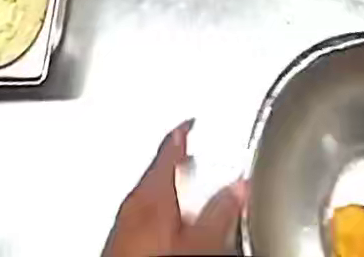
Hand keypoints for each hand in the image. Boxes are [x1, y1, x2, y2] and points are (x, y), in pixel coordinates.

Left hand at [103, 120, 246, 256]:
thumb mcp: (198, 240)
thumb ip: (220, 209)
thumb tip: (240, 185)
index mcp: (150, 190)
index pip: (171, 143)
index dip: (188, 130)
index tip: (198, 120)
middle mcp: (133, 205)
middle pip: (165, 172)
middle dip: (189, 169)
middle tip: (211, 164)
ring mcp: (125, 230)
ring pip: (159, 200)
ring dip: (182, 198)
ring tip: (203, 203)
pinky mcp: (123, 250)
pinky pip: (151, 223)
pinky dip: (170, 221)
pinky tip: (182, 236)